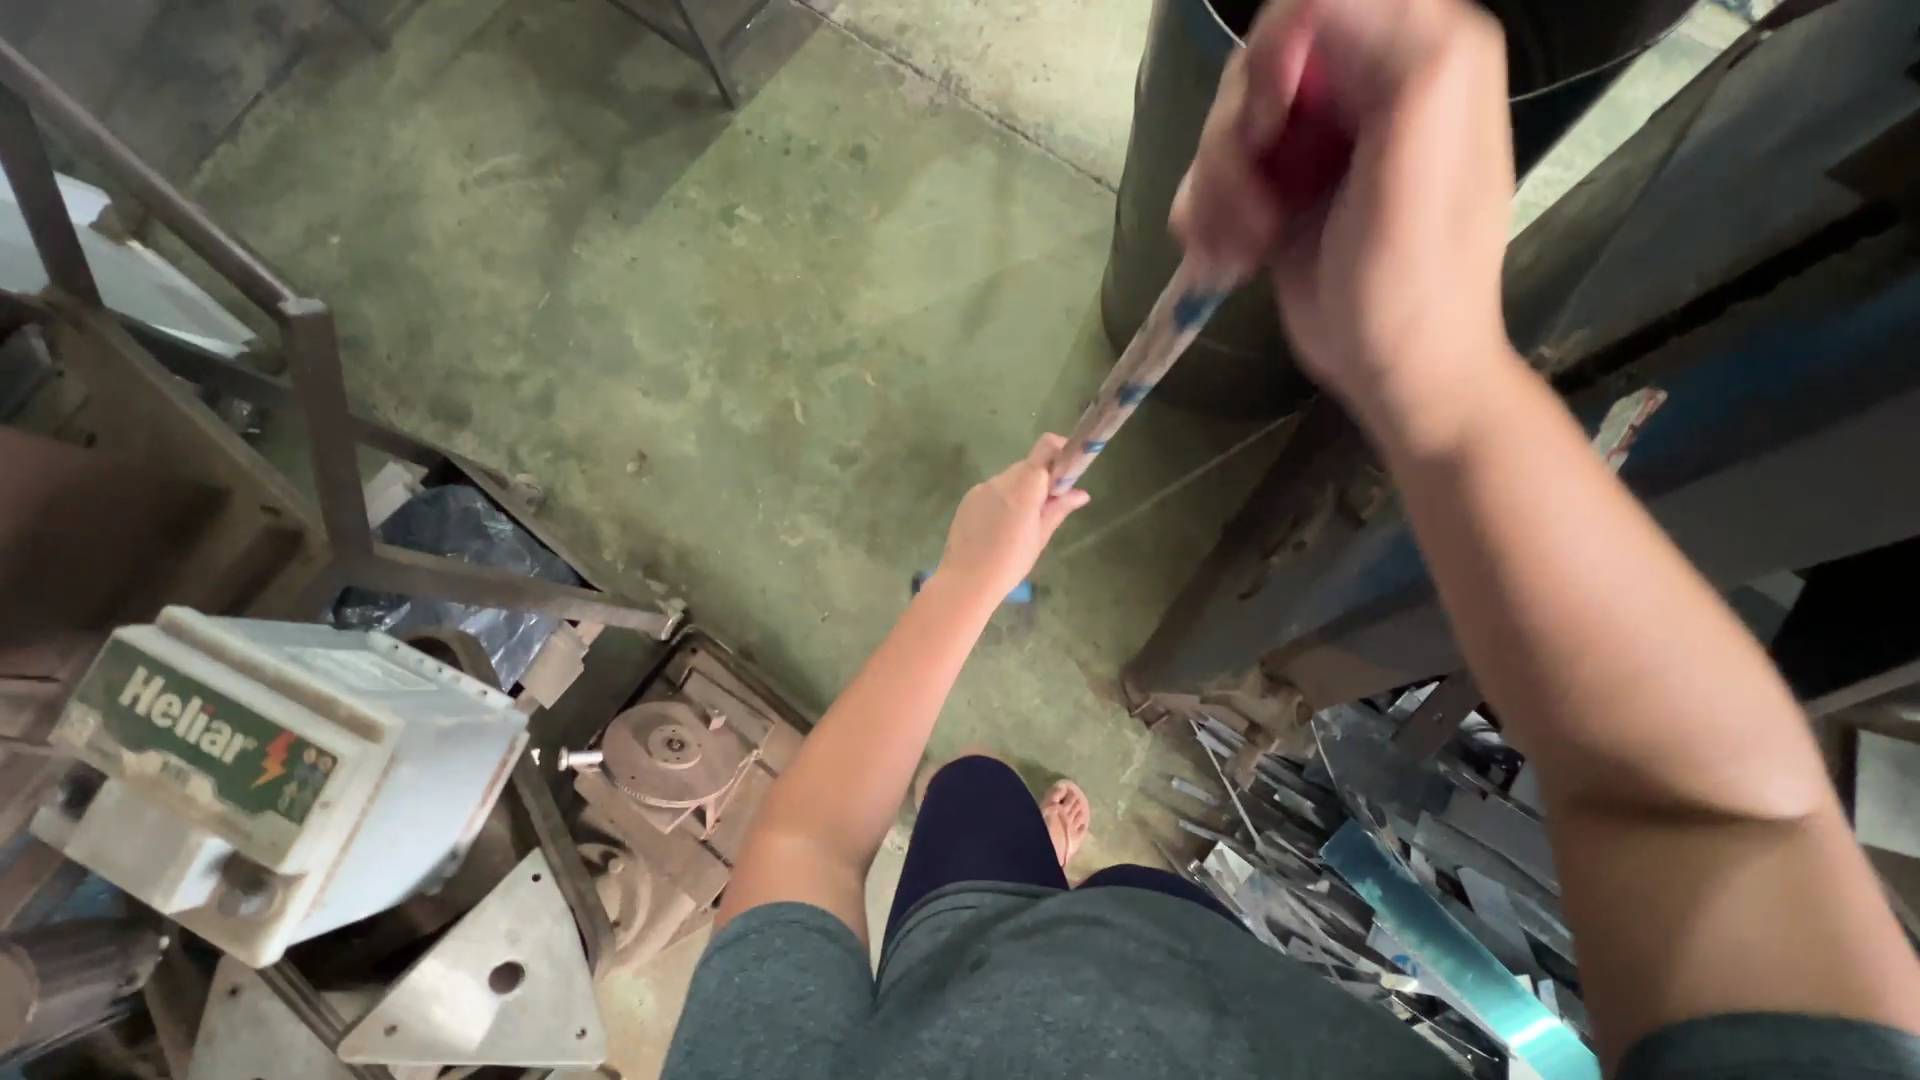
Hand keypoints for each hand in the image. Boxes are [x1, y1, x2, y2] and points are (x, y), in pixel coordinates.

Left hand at [938, 435, 1090, 600]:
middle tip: (1046, 508)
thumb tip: (1081, 493)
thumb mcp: (1040, 537)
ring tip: (1019, 524)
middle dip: (1041, 480)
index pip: (1045, 448)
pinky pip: (992, 490)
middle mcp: (1001, 480)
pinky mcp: (968, 498)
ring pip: (1010, 478)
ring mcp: (981, 488)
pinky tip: (999, 527)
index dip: (1060, 454)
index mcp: (1024, 488)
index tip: (1066, 476)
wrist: (966, 580)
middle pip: (1028, 466)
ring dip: (1021, 490)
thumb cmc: (1011, 563)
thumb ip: (1059, 509)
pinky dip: (1002, 499)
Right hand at [1171, 0, 1517, 436]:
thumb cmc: (1408, 290)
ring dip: (1215, 195)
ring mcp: (1323, 135)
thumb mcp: (1417, 174)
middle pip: (1256, 67)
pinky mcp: (1287, 181)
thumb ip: (1401, 68)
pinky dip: (1209, 219)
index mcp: (1420, 54)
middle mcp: (1368, 79)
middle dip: (1233, 148)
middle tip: (1250, 219)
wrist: (1394, 373)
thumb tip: (1315, 11)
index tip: (1263, 136)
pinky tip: (1228, 261)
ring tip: (1237, 254)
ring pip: (1227, 125)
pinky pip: (1218, 172)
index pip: (1311, 4)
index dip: (1267, 65)